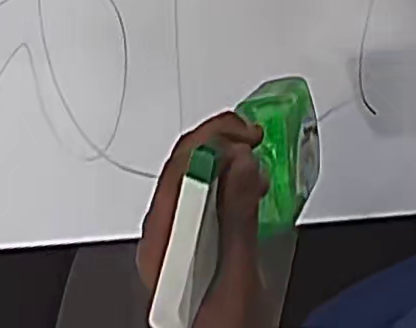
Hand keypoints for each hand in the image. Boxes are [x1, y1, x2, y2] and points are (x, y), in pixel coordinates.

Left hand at [137, 113, 269, 327]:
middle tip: (254, 136)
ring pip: (190, 172)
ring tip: (254, 156)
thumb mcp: (238, 279)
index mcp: (165, 241)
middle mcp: (161, 233)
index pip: (183, 165)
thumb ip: (239, 219)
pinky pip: (199, 189)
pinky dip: (225, 173)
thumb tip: (241, 162)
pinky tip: (246, 182)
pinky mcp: (185, 239)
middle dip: (221, 138)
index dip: (216, 138)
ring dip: (224, 153)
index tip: (250, 137)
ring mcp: (171, 235)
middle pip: (183, 163)